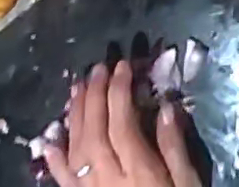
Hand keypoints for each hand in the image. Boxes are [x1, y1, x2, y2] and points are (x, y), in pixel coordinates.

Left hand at [44, 61, 200, 186]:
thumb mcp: (188, 184)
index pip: (122, 123)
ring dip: (75, 115)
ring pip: (76, 149)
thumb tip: (166, 106)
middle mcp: (108, 181)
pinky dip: (54, 158)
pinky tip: (50, 137)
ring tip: (77, 86)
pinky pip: (63, 181)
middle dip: (95, 95)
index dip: (120, 90)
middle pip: (95, 131)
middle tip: (99, 67)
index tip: (123, 64)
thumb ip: (175, 147)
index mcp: (137, 172)